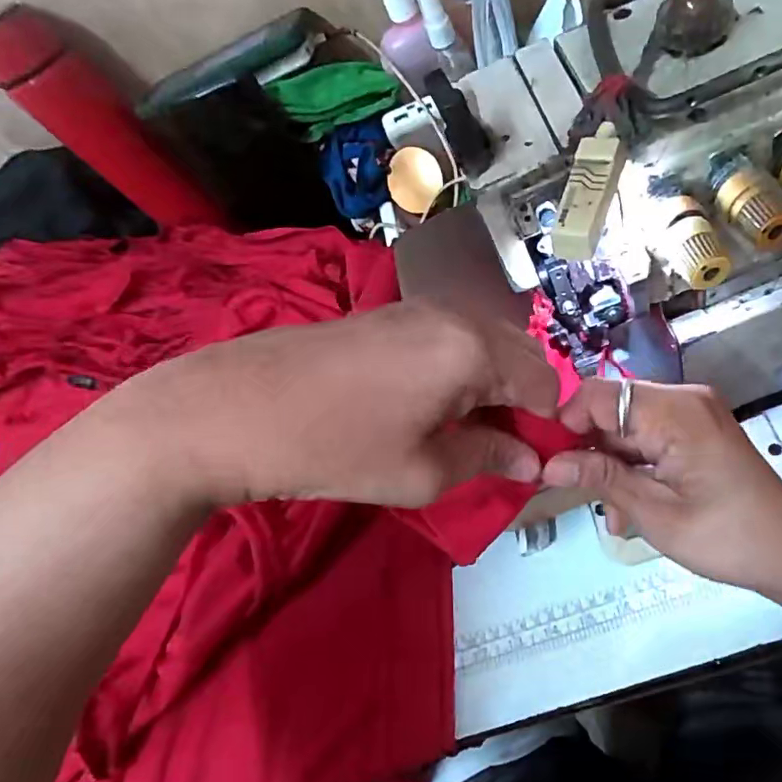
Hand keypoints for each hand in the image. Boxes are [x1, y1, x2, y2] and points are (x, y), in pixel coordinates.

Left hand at [96, 302, 559, 508]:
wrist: (232, 409)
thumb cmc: (335, 448)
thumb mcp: (423, 472)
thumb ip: (489, 459)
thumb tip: (531, 460)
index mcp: (473, 350)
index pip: (544, 384)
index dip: (549, 426)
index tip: (535, 461)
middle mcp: (455, 316)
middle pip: (521, 356)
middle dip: (524, 402)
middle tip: (502, 448)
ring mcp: (419, 309)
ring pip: (486, 344)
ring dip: (493, 385)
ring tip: (466, 431)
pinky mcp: (389, 313)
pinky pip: (451, 338)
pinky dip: (462, 370)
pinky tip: (433, 405)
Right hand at [542, 379, 781, 601]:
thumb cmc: (726, 537)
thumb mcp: (656, 513)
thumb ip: (601, 481)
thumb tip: (548, 465)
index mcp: (675, 411)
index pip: (597, 394)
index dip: (565, 422)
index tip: (547, 461)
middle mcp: (683, 400)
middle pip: (612, 409)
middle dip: (588, 449)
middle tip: (578, 495)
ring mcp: (693, 413)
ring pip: (627, 426)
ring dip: (610, 465)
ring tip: (613, 514)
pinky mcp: (697, 430)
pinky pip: (649, 436)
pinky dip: (633, 466)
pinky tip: (631, 506)